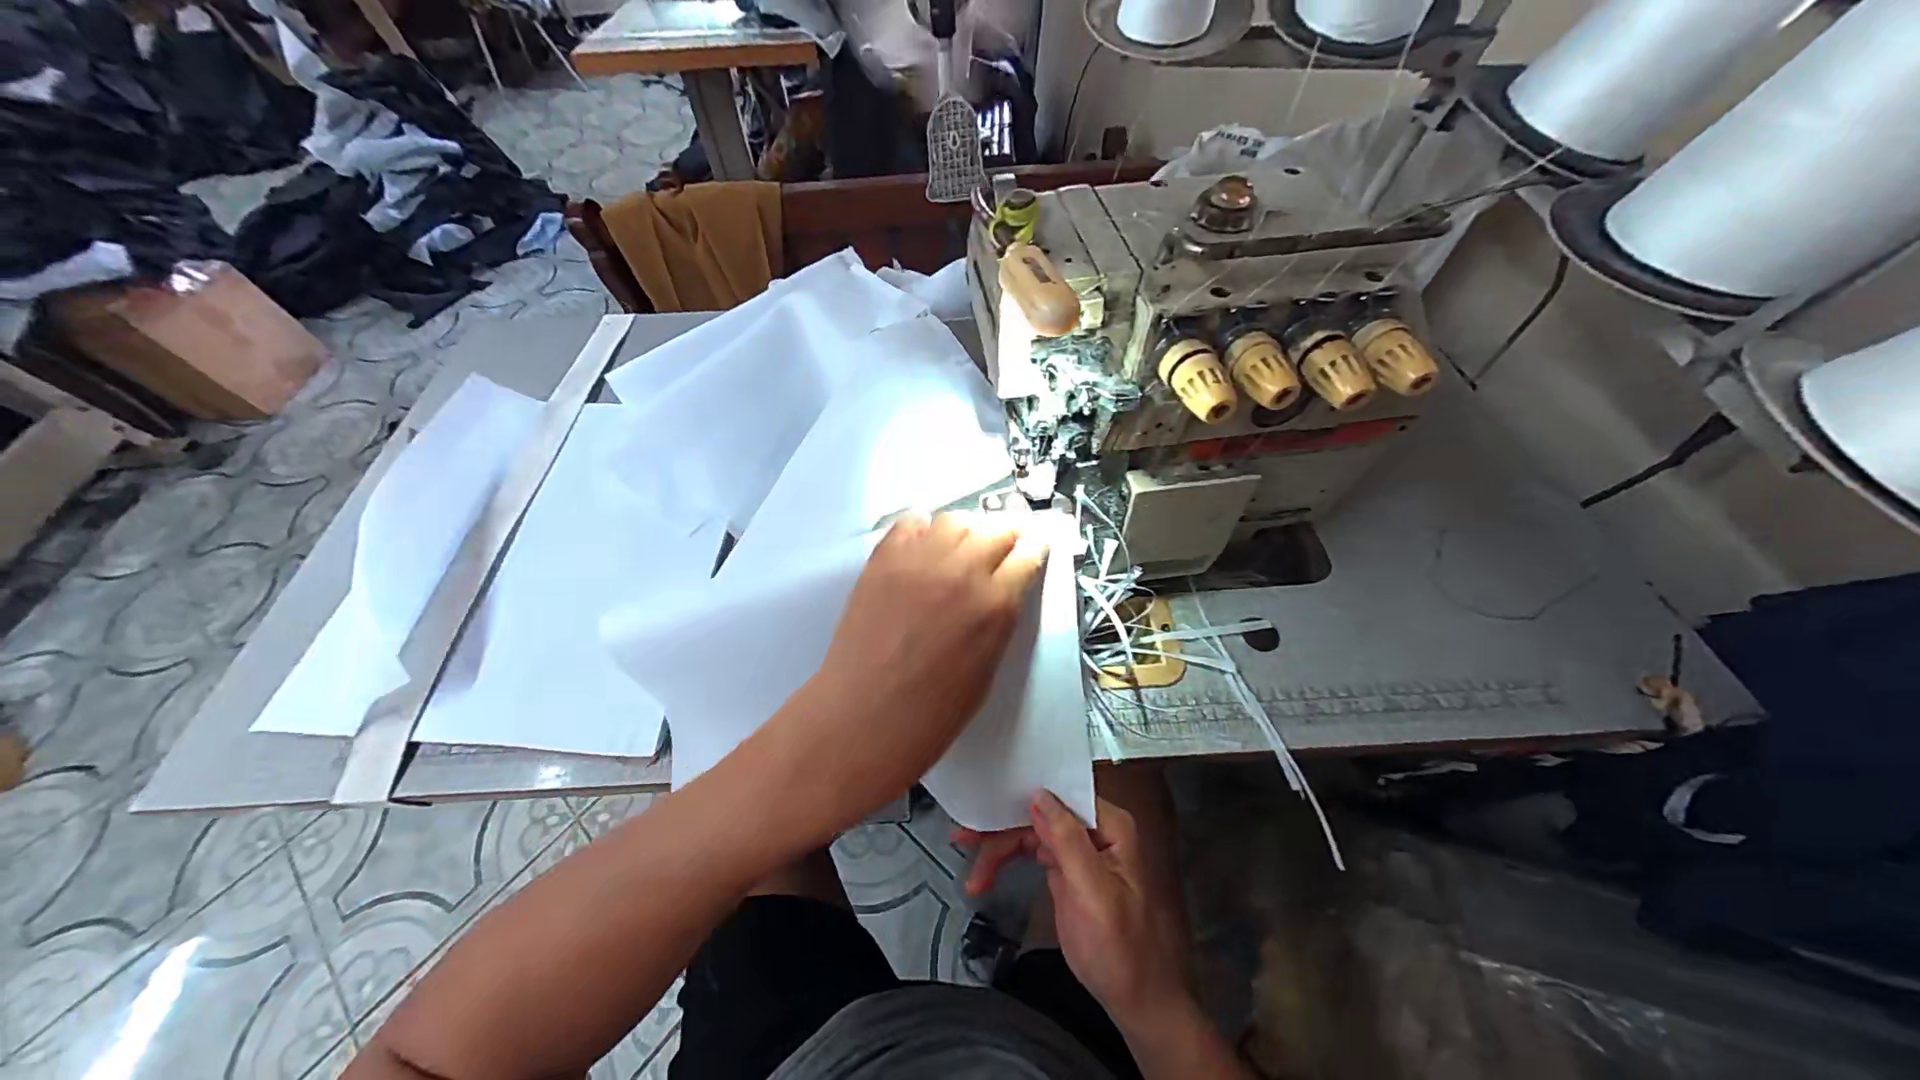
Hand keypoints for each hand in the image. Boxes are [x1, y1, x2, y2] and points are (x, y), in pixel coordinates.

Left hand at [780, 512, 1045, 825]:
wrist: (866, 715)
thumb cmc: (933, 712)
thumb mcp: (988, 667)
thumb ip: (998, 621)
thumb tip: (999, 594)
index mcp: (996, 604)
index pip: (1028, 554)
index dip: (1033, 549)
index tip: (1031, 548)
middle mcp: (962, 571)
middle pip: (996, 529)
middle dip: (1006, 534)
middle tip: (1002, 544)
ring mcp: (919, 560)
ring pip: (955, 520)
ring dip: (966, 530)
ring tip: (961, 547)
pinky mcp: (883, 559)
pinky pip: (910, 523)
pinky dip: (923, 529)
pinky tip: (923, 547)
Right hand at [962, 793, 1190, 1026]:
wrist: (1134, 997)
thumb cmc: (1121, 948)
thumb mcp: (1093, 893)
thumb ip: (1067, 841)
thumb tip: (1039, 795)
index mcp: (1108, 825)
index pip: (1058, 795)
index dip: (1021, 795)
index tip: (985, 802)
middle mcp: (1091, 829)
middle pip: (1036, 814)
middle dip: (1000, 830)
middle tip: (963, 839)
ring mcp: (1075, 848)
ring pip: (1026, 832)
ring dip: (996, 850)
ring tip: (972, 875)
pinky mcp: (1061, 868)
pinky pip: (1027, 851)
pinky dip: (1004, 862)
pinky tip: (984, 876)